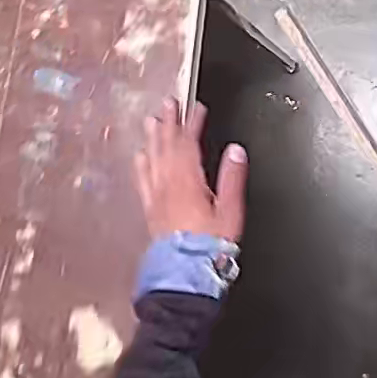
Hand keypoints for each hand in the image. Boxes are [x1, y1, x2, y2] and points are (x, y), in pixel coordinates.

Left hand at [134, 100, 247, 241]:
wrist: (185, 274)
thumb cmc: (209, 246)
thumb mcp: (230, 211)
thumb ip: (232, 178)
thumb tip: (236, 152)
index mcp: (188, 181)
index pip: (189, 143)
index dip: (193, 123)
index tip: (196, 108)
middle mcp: (169, 184)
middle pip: (167, 145)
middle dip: (169, 122)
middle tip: (168, 103)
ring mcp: (157, 196)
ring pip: (153, 158)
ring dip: (153, 137)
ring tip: (151, 120)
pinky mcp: (151, 209)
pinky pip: (143, 180)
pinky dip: (141, 164)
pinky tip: (140, 157)